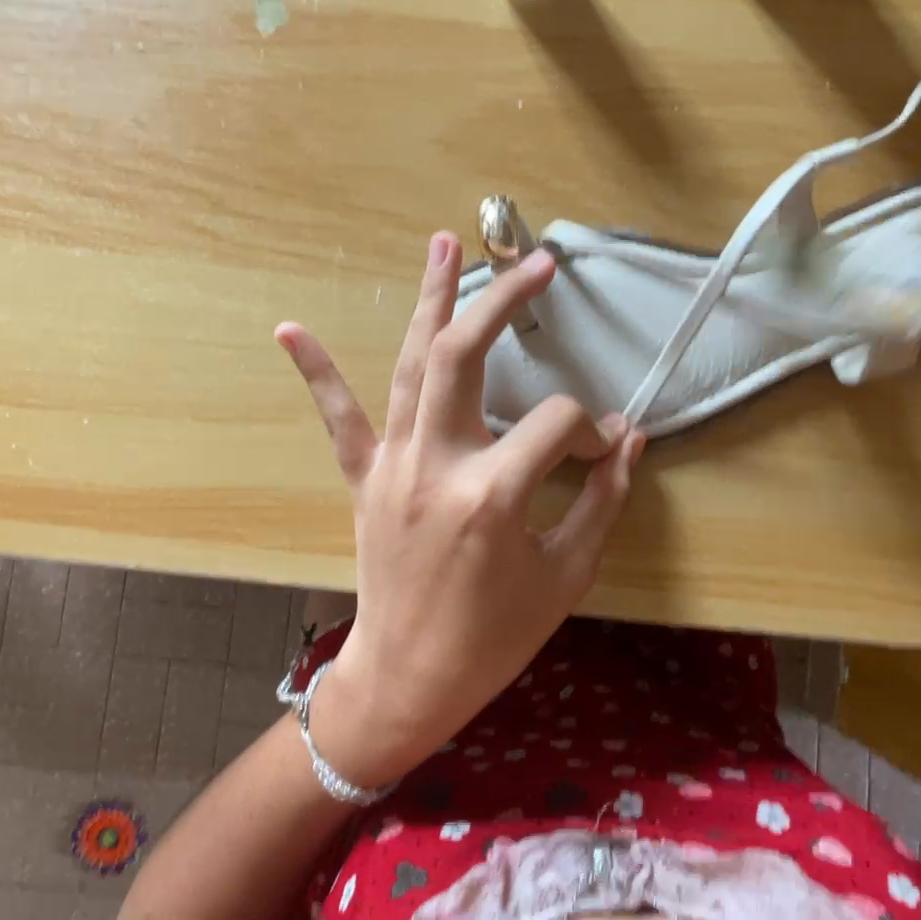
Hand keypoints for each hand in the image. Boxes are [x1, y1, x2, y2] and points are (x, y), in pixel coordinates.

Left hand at [274, 233, 645, 786]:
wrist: (410, 678)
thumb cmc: (495, 637)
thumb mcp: (566, 574)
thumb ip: (602, 499)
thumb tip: (630, 437)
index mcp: (492, 495)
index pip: (558, 424)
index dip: (591, 431)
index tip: (603, 450)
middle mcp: (435, 465)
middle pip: (463, 357)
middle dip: (501, 301)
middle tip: (536, 264)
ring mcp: (391, 467)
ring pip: (408, 366)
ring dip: (427, 301)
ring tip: (441, 242)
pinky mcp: (364, 480)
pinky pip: (338, 420)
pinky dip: (316, 372)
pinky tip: (290, 328)